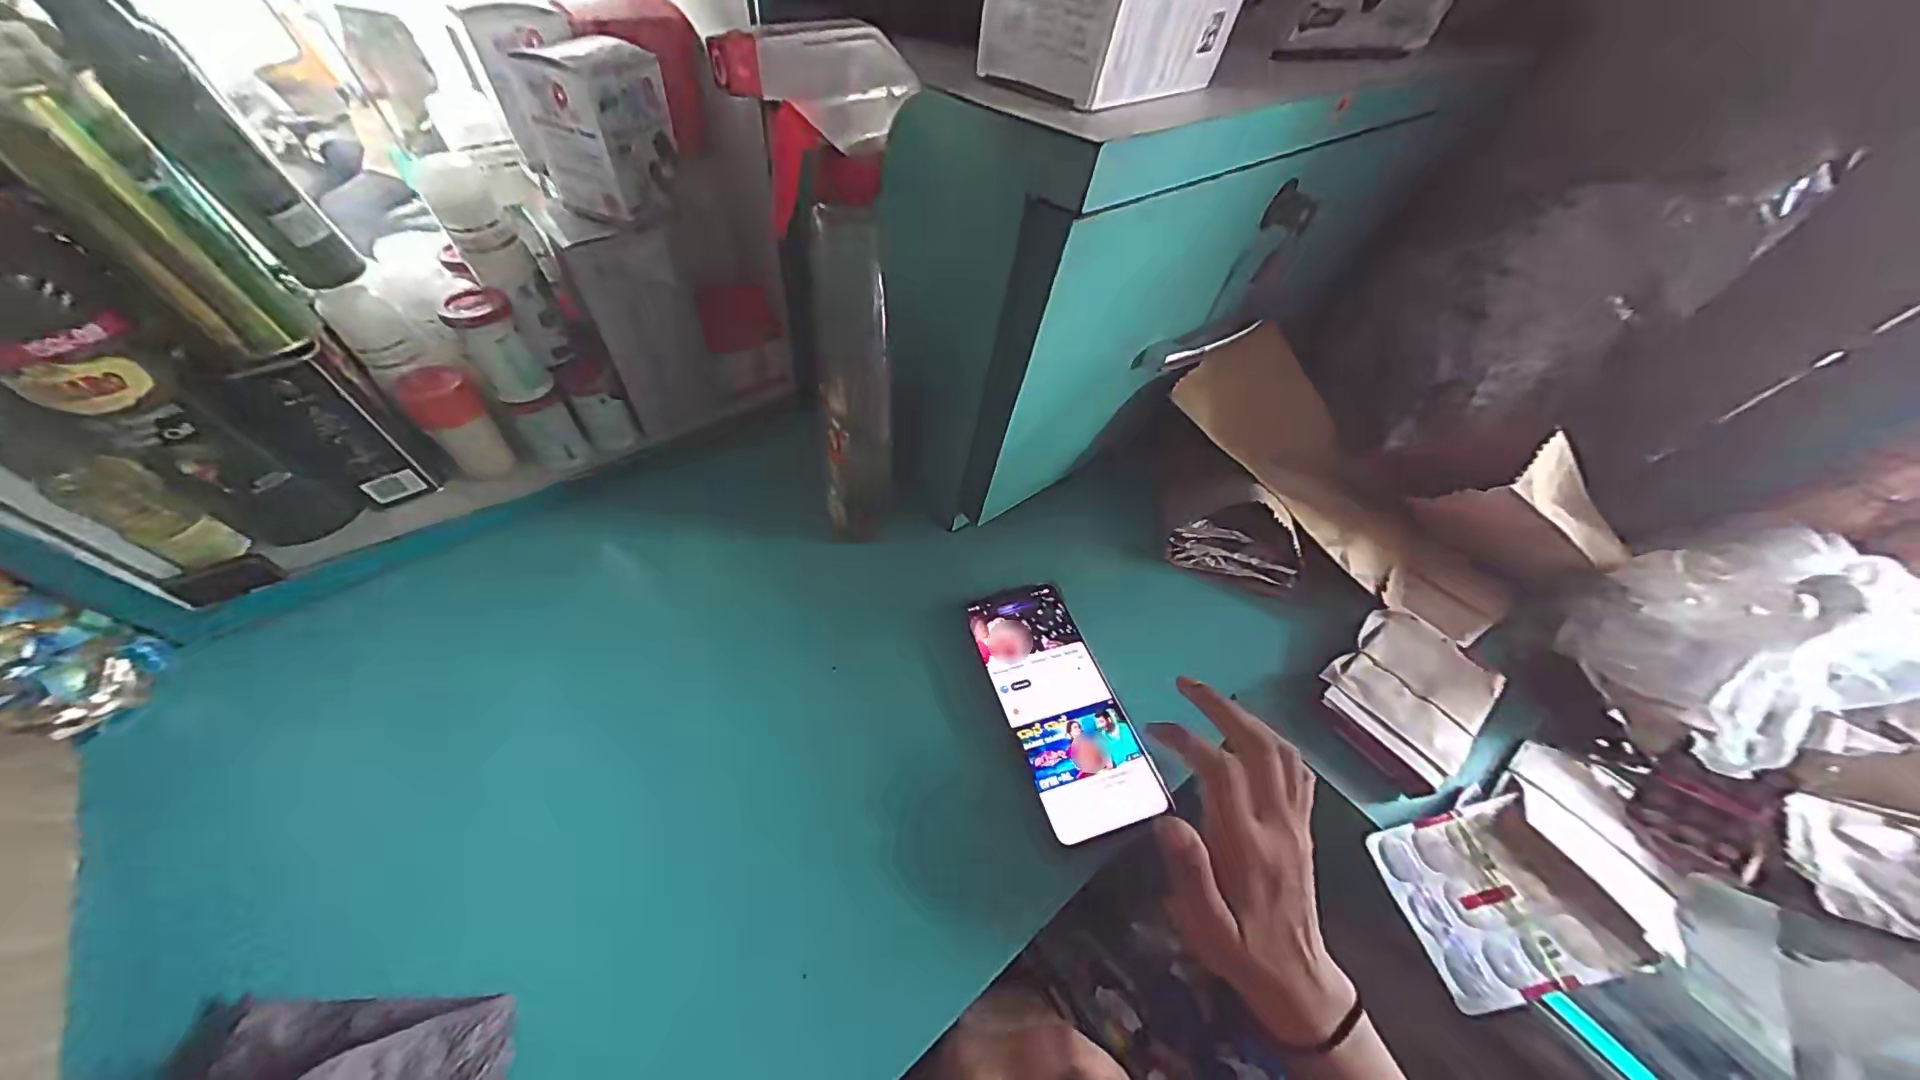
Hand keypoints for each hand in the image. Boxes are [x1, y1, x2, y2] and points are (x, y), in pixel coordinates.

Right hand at [1148, 677, 1356, 1047]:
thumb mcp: (1204, 926)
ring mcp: (1296, 822)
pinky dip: (1271, 740)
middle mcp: (1278, 825)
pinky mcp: (1303, 826)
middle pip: (1260, 747)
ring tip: (1212, 700)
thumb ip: (1188, 873)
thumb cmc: (1241, 950)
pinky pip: (1296, 769)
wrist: (1298, 979)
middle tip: (1187, 685)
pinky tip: (1249, 734)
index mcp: (1249, 845)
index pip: (1223, 771)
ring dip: (1247, 717)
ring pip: (1283, 752)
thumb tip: (1169, 820)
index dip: (1188, 740)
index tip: (1157, 728)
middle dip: (1221, 707)